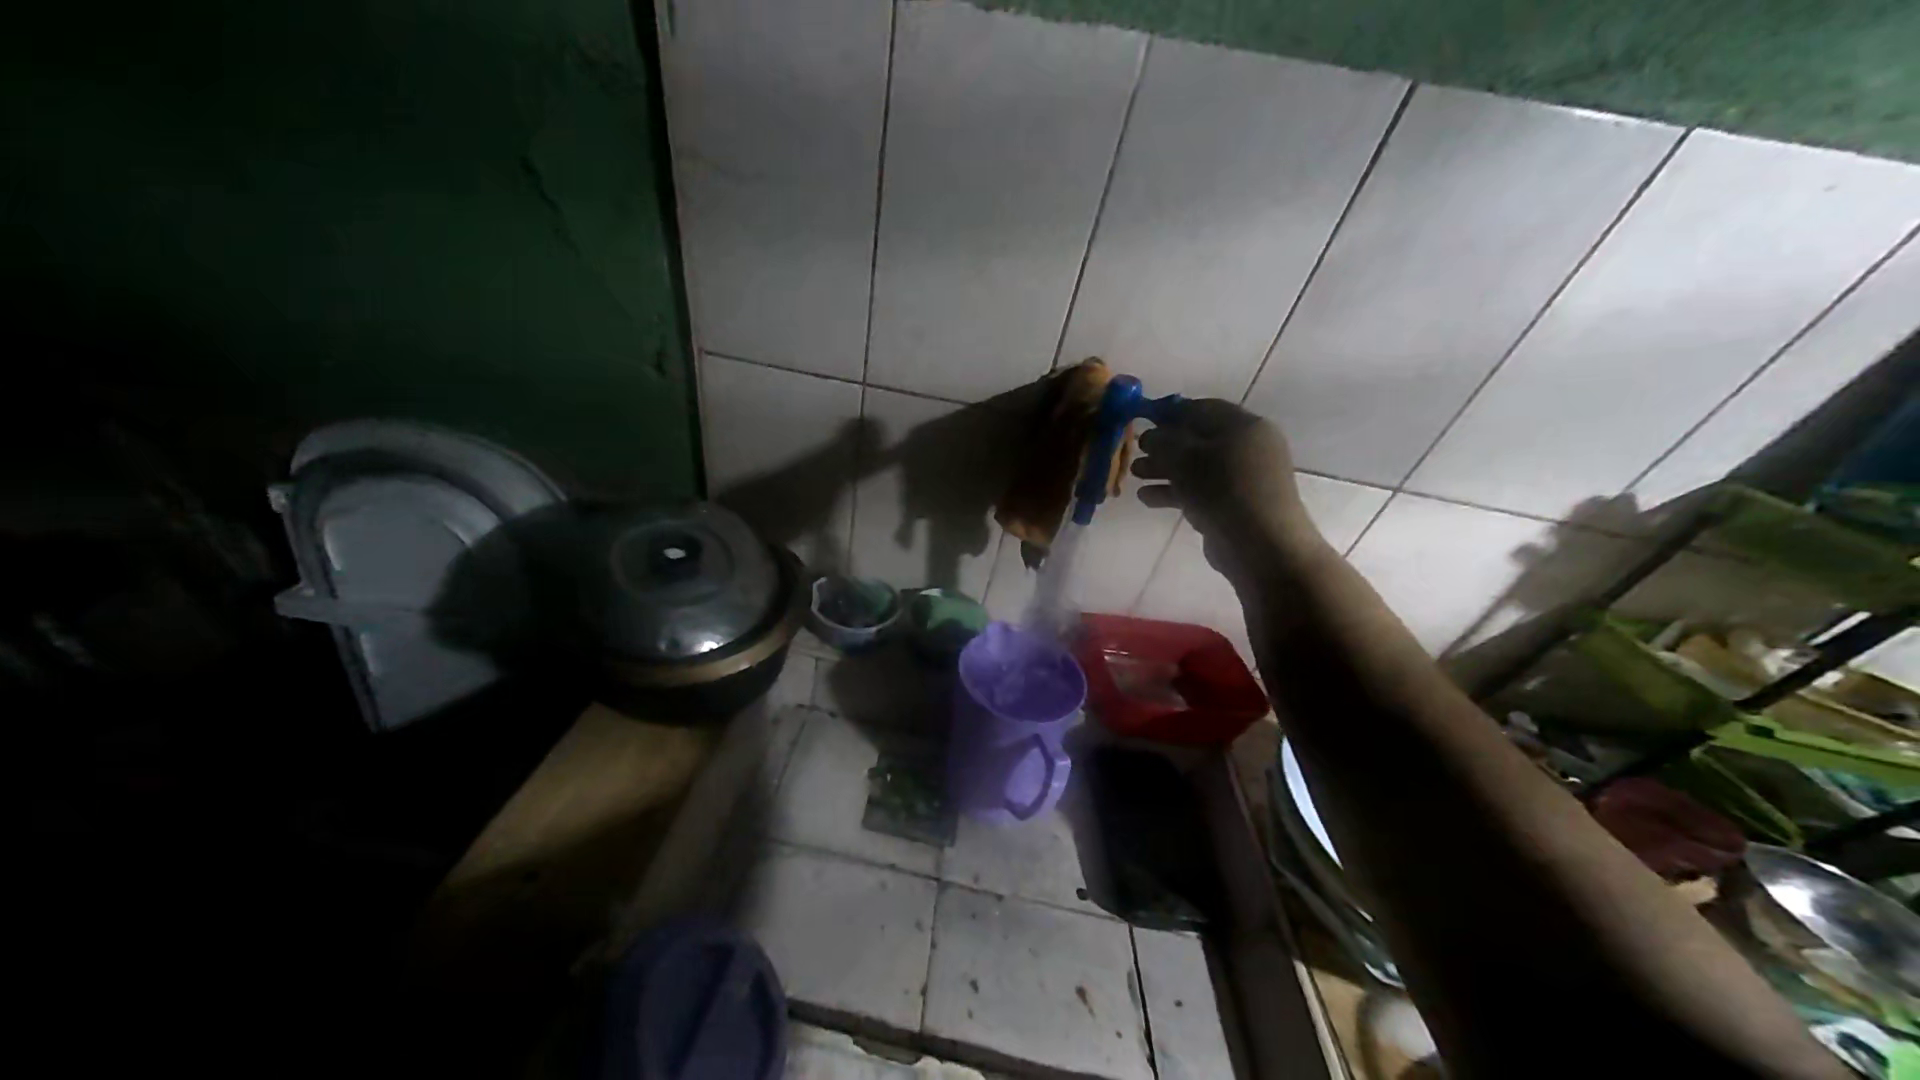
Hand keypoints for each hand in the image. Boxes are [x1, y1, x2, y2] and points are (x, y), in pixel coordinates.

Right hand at [1130, 399, 1317, 557]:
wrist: (1260, 545)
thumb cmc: (1223, 490)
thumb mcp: (1185, 458)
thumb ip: (1162, 441)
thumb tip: (1150, 436)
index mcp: (1243, 425)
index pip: (1201, 408)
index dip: (1169, 413)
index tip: (1141, 421)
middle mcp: (1247, 447)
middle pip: (1197, 439)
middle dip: (1163, 446)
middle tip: (1136, 452)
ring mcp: (1243, 478)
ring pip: (1196, 467)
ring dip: (1164, 469)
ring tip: (1134, 476)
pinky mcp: (1235, 504)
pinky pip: (1200, 490)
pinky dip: (1175, 491)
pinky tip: (1147, 498)